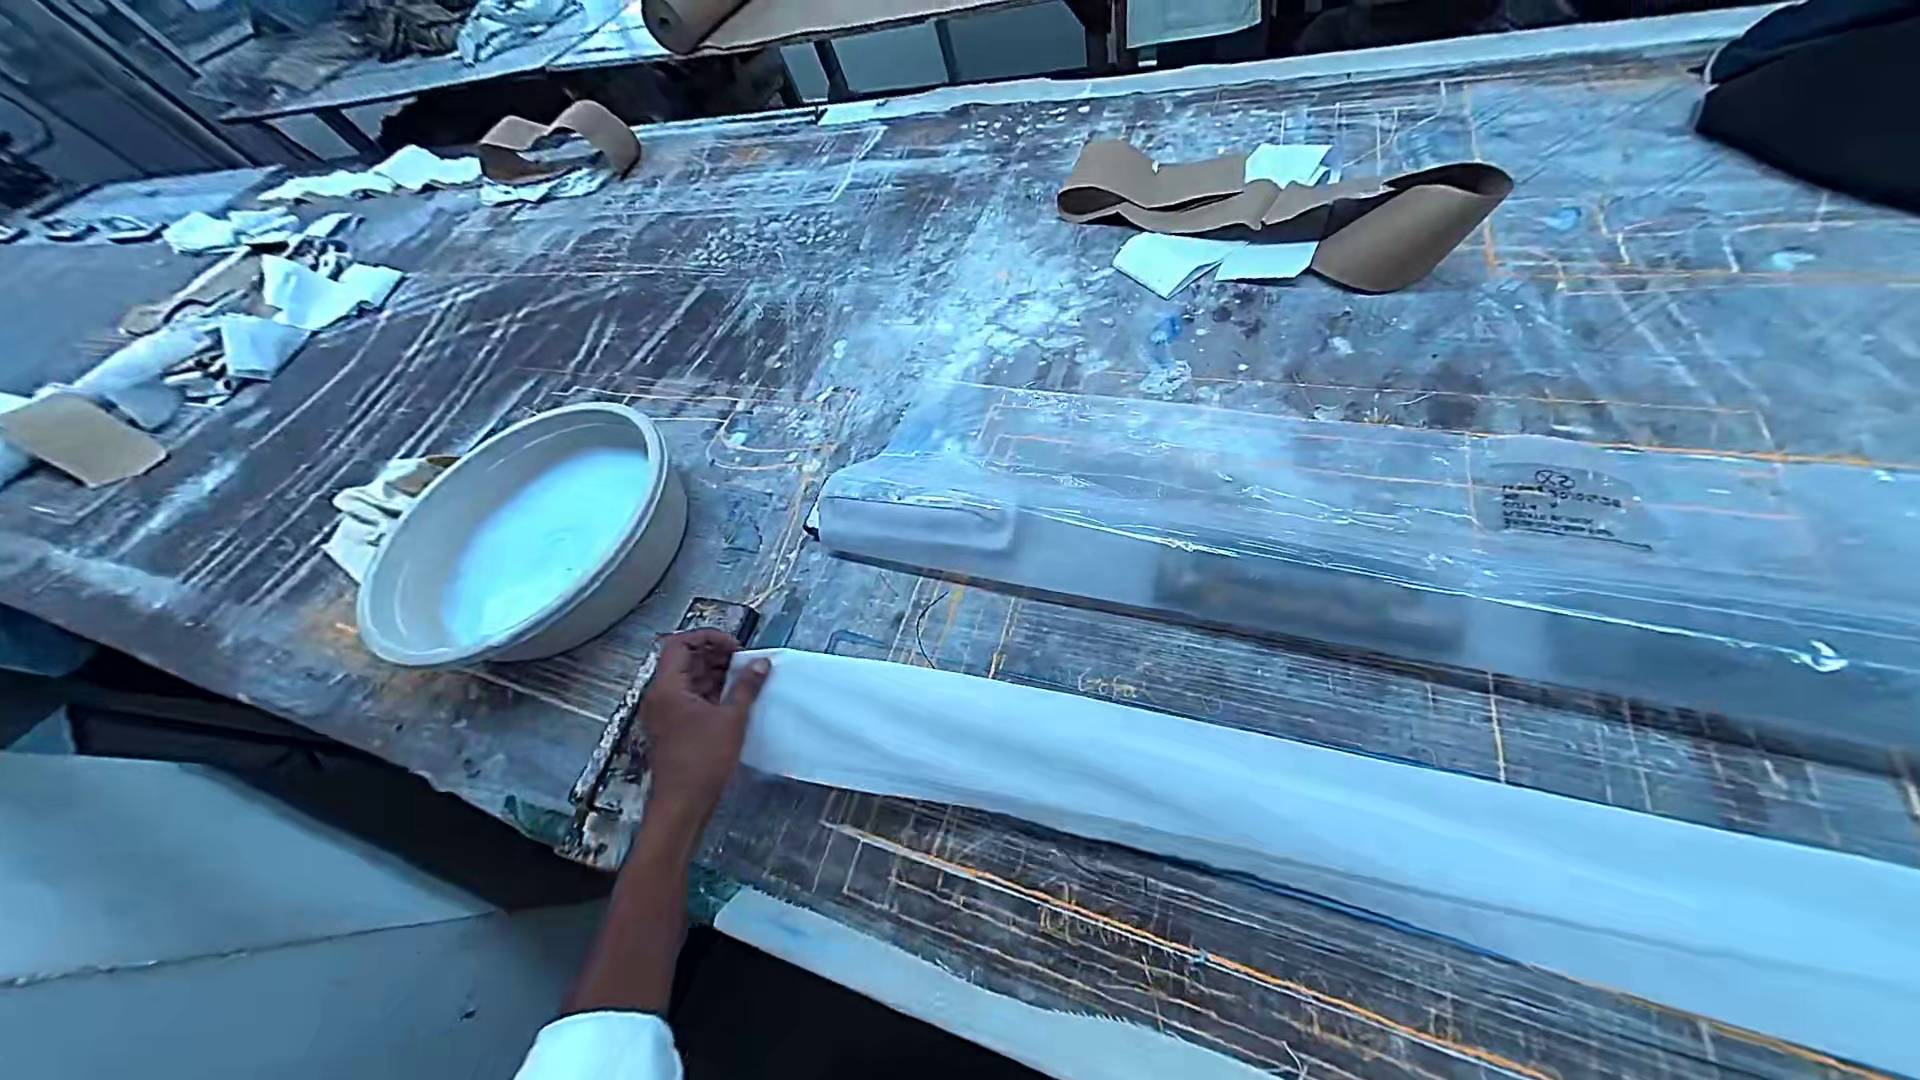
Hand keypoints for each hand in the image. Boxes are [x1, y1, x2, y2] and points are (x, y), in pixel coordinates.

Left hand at [640, 628, 770, 817]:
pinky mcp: (676, 726)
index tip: (735, 646)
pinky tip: (737, 696)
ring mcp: (667, 712)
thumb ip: (747, 686)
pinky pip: (693, 696)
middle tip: (745, 659)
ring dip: (717, 672)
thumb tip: (761, 662)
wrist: (683, 805)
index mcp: (667, 687)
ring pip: (690, 678)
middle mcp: (661, 696)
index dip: (708, 637)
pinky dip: (713, 690)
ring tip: (746, 676)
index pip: (680, 644)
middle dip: (716, 654)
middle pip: (685, 659)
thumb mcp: (731, 719)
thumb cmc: (702, 760)